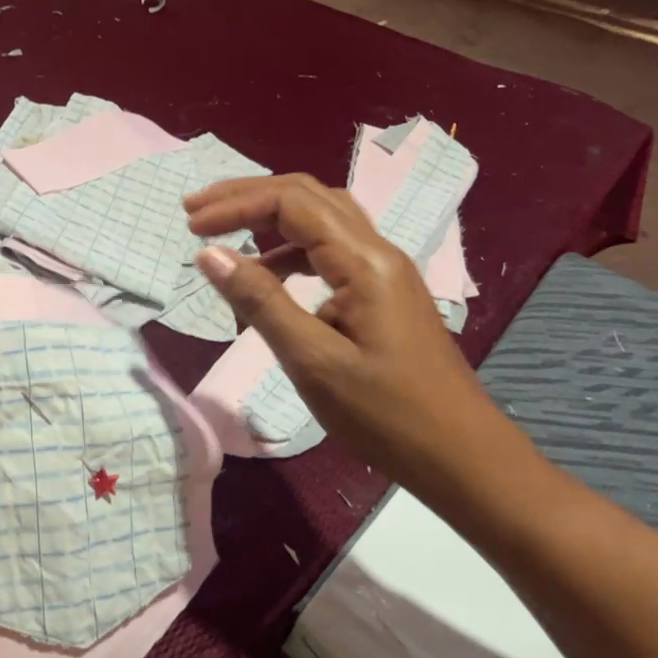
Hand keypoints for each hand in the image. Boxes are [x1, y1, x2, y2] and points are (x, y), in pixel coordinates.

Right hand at [185, 174, 523, 497]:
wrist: (467, 461)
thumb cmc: (388, 416)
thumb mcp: (313, 361)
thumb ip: (259, 301)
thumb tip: (208, 253)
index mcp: (363, 262)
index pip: (291, 202)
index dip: (236, 205)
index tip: (191, 226)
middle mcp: (377, 252)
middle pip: (306, 195)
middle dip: (247, 196)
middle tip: (196, 212)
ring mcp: (383, 272)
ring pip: (319, 218)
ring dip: (268, 216)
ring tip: (223, 234)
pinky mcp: (381, 294)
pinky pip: (329, 248)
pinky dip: (288, 248)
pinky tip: (266, 273)